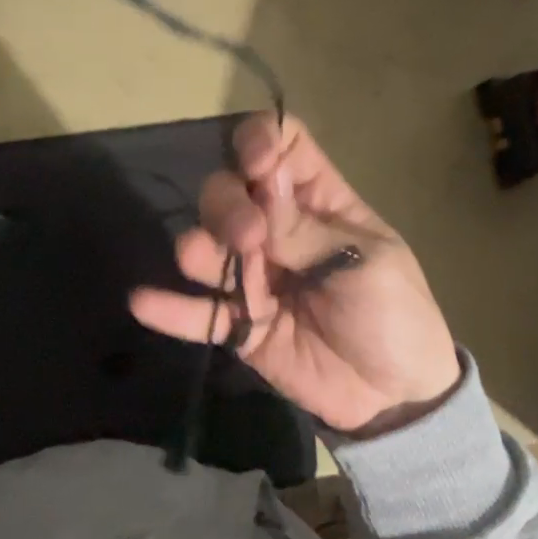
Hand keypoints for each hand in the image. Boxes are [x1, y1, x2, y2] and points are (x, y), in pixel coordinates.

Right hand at [131, 114, 461, 435]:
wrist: (393, 394)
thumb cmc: (393, 315)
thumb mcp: (364, 263)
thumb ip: (305, 230)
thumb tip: (262, 180)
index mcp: (321, 204)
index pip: (283, 149)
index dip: (261, 144)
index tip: (258, 165)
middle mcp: (278, 232)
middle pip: (230, 193)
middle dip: (227, 205)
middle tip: (248, 238)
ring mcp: (254, 280)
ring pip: (205, 246)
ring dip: (198, 248)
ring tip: (201, 263)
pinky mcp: (238, 327)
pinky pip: (198, 314)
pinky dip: (171, 309)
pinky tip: (144, 302)